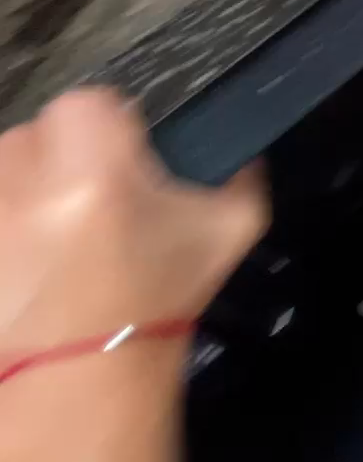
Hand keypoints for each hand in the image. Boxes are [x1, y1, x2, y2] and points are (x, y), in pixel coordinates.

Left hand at [0, 89, 267, 357]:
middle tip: (98, 179)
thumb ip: (240, 176)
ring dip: (29, 174)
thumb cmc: (168, 287)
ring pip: (3, 162)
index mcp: (100, 178)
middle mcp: (26, 190)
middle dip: (67, 146)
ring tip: (59, 209)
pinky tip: (37, 235)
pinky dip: (15, 205)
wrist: (88, 358)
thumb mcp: (234, 226)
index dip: (111, 116)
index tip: (130, 142)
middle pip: (33, 129)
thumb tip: (234, 150)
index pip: (85, 103)